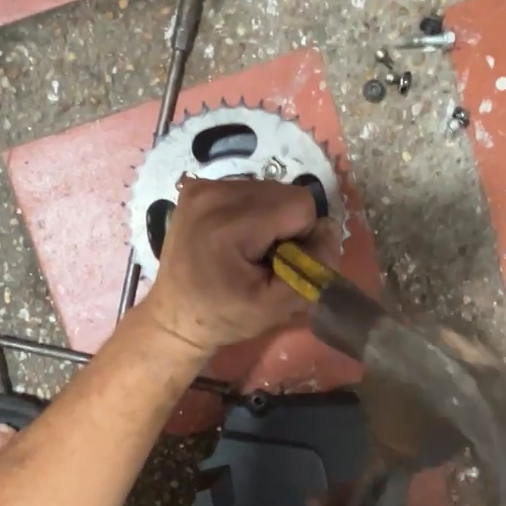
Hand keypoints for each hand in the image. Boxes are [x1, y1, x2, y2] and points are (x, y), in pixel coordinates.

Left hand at [138, 178, 327, 356]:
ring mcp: (201, 187)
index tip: (280, 264)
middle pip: (285, 193)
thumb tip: (330, 229)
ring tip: (249, 252)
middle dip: (286, 227)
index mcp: (228, 224)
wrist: (174, 317)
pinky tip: (235, 240)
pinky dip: (252, 213)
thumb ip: (312, 268)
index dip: (302, 238)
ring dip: (270, 219)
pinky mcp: (197, 188)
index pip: (300, 205)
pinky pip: (248, 190)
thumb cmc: (223, 317)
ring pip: (269, 189)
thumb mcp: (276, 307)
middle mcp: (212, 193)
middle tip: (264, 261)